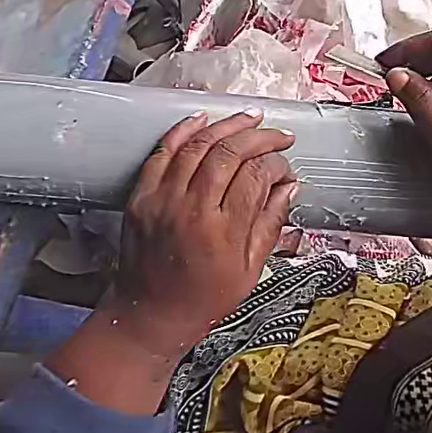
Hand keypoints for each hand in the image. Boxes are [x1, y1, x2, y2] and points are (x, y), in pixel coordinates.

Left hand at [107, 110, 298, 355]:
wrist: (150, 312)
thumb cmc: (203, 298)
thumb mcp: (250, 269)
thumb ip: (271, 223)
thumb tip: (290, 185)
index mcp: (224, 232)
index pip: (257, 176)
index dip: (277, 164)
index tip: (285, 166)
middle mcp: (192, 210)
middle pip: (230, 153)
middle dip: (259, 137)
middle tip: (277, 135)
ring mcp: (163, 199)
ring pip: (198, 145)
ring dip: (227, 126)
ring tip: (250, 119)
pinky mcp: (141, 195)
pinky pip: (163, 151)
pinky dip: (183, 130)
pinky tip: (203, 119)